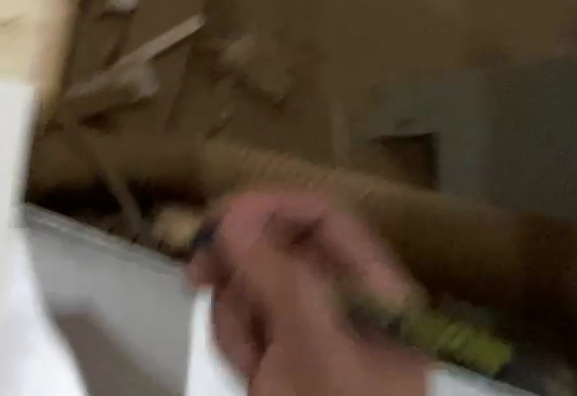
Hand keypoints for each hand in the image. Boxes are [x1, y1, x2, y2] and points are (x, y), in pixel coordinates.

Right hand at [187, 192, 428, 395]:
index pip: (323, 216)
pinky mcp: (286, 347)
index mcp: (379, 297)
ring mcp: (315, 325)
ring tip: (250, 364)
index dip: (268, 206)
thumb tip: (233, 216)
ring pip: (250, 277)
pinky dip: (233, 334)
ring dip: (233, 312)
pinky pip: (243, 311)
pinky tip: (249, 370)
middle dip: (236, 267)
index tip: (218, 221)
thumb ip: (278, 279)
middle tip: (197, 277)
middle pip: (277, 242)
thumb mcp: (312, 355)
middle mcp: (349, 301)